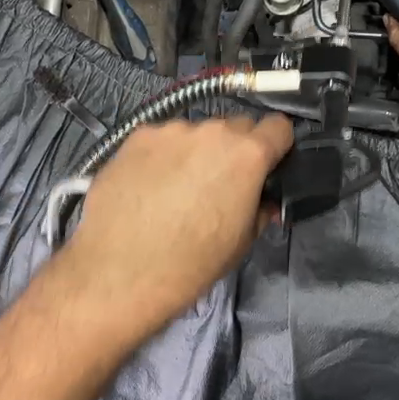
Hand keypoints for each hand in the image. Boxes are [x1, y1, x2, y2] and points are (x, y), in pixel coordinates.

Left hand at [55, 114, 293, 339]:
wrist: (119, 272)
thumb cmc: (191, 264)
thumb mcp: (241, 243)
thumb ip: (259, 211)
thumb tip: (263, 201)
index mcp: (247, 155)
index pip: (279, 127)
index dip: (276, 146)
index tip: (267, 165)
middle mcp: (212, 132)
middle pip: (236, 127)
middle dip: (234, 150)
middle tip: (219, 183)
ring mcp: (172, 130)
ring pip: (196, 133)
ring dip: (196, 151)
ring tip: (176, 187)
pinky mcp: (137, 136)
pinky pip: (162, 139)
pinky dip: (162, 156)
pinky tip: (148, 185)